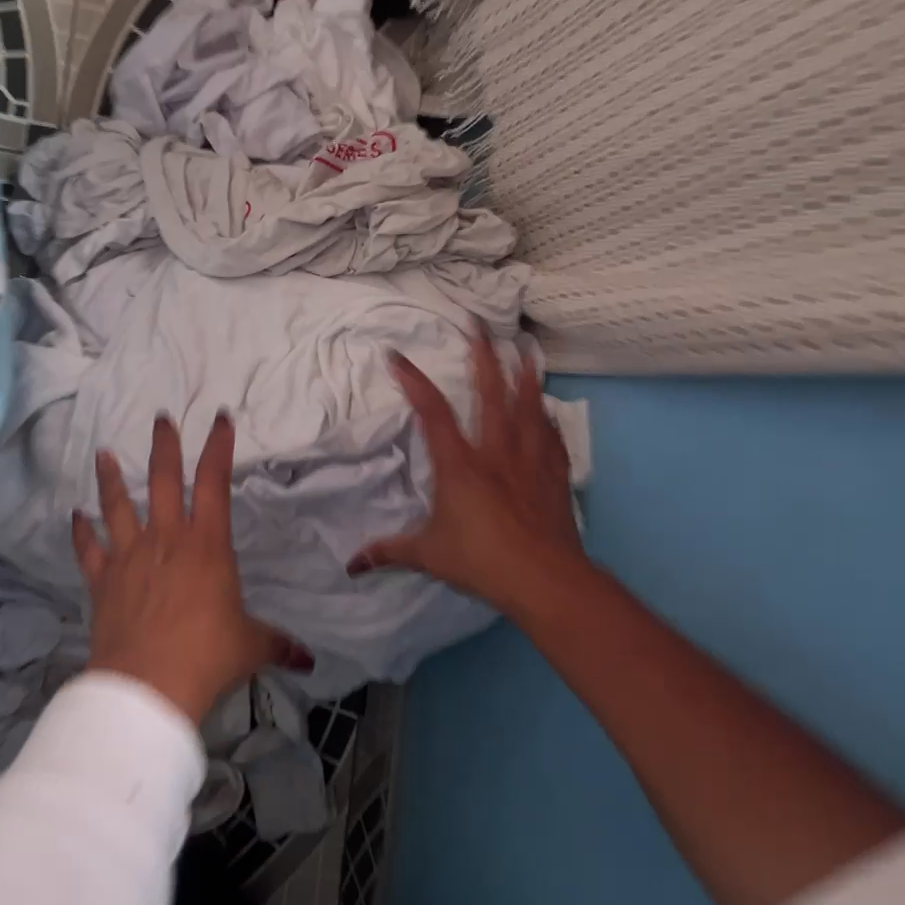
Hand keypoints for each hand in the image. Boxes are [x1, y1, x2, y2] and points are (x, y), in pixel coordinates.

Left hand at [74, 413, 311, 723]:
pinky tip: (76, 516)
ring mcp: (130, 557)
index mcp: (207, 546)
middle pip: (163, 481)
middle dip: (165, 446)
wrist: (148, 684)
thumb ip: (277, 645)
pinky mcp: (103, 580)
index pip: (214, 483)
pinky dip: (82, 531)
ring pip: (118, 505)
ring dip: (110, 478)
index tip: (220, 419)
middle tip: (161, 419)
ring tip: (103, 453)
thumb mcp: (251, 648)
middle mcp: (167, 540)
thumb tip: (308, 661)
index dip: (218, 448)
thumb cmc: (207, 657)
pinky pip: (90, 548)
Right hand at [348, 327, 589, 617]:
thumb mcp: (427, 556)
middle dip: (483, 356)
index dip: (414, 381)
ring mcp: (529, 460)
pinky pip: (551, 436)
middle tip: (479, 326)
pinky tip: (546, 408)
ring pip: (529, 406)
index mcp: (460, 465)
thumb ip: (388, 552)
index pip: (432, 413)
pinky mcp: (554, 474)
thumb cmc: (482, 561)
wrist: (546, 579)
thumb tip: (350, 566)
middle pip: (491, 393)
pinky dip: (546, 417)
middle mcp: (495, 452)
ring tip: (525, 348)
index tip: (397, 356)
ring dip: (525, 374)